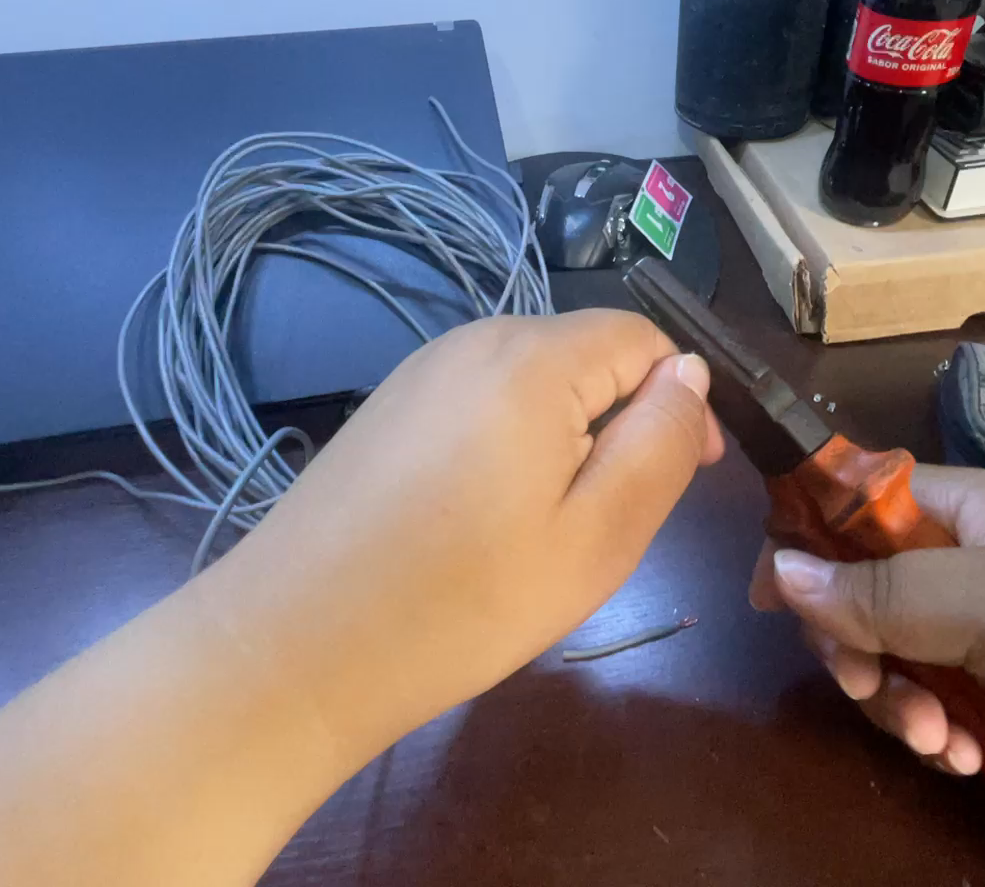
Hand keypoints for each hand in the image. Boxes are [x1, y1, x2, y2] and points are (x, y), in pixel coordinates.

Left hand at [204, 309, 722, 745]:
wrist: (295, 646)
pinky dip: (516, 438)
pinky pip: (485, 398)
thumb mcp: (598, 534)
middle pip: (588, 354)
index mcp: (533, 359)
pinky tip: (488, 509)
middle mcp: (475, 339)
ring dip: (570, 433)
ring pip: (538, 378)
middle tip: (611, 514)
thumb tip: (689, 373)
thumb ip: (659, 441)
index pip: (642, 338)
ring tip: (551, 520)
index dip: (680, 397)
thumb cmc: (463, 601)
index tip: (684, 470)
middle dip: (623, 418)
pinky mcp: (394, 403)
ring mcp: (425, 369)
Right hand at [748, 465, 984, 846]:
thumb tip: (783, 568)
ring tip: (939, 746)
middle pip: (865, 588)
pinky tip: (964, 758)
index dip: (808, 541)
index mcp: (969, 510)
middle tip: (871, 695)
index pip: (855, 503)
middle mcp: (971, 557)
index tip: (775, 603)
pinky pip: (942, 697)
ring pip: (897, 651)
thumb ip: (896, 591)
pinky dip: (939, 729)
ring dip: (898, 699)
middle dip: (856, 645)